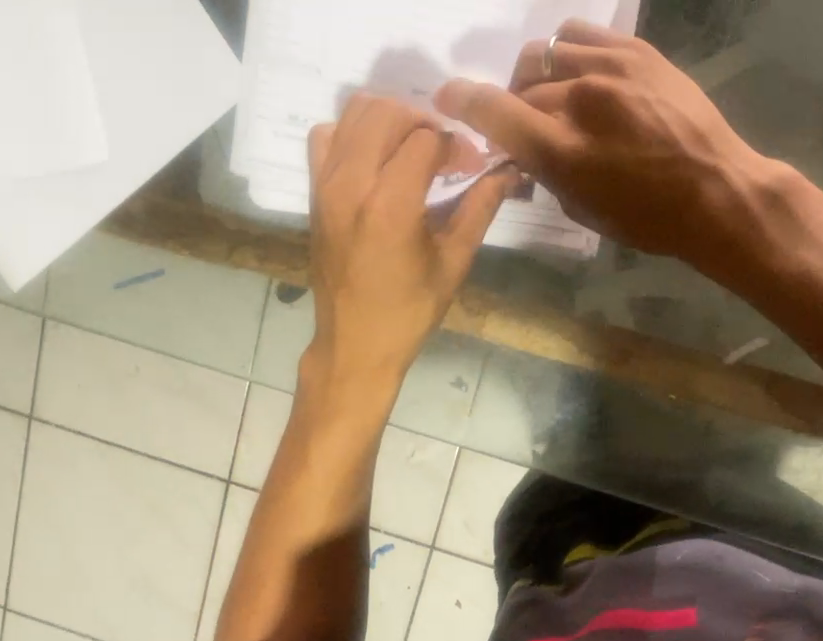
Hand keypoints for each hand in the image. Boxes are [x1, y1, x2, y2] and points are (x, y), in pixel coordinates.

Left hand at [303, 94, 513, 403]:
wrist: (355, 345)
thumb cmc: (409, 313)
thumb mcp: (452, 262)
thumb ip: (479, 208)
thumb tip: (508, 171)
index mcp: (392, 204)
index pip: (427, 139)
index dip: (456, 146)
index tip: (471, 166)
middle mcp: (353, 183)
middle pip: (388, 112)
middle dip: (424, 123)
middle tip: (444, 153)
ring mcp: (326, 185)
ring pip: (354, 113)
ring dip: (389, 120)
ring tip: (411, 150)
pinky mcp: (314, 192)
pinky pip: (326, 136)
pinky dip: (352, 133)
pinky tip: (375, 159)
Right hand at [434, 20, 782, 272]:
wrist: (716, 192)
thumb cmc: (648, 220)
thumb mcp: (584, 212)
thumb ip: (547, 176)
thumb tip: (527, 155)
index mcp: (561, 151)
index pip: (494, 113)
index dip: (463, 103)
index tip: (447, 100)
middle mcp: (578, 100)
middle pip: (520, 90)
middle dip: (516, 112)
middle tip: (532, 134)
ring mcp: (609, 69)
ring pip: (545, 56)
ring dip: (539, 80)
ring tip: (555, 99)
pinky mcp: (636, 52)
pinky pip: (580, 35)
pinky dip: (567, 54)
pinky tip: (579, 74)